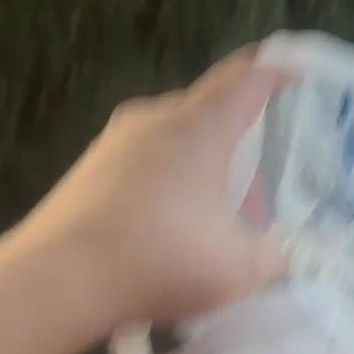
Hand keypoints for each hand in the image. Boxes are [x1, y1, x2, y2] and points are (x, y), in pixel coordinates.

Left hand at [4, 47, 288, 327]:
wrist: (59, 280)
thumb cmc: (161, 260)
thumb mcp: (239, 270)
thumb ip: (272, 259)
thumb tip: (275, 256)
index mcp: (199, 128)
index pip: (246, 80)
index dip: (276, 73)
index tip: (294, 73)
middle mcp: (154, 119)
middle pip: (211, 116)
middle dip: (242, 155)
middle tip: (254, 209)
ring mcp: (115, 142)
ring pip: (177, 143)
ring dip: (205, 176)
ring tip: (212, 229)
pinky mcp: (89, 169)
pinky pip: (145, 165)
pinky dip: (170, 189)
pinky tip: (169, 236)